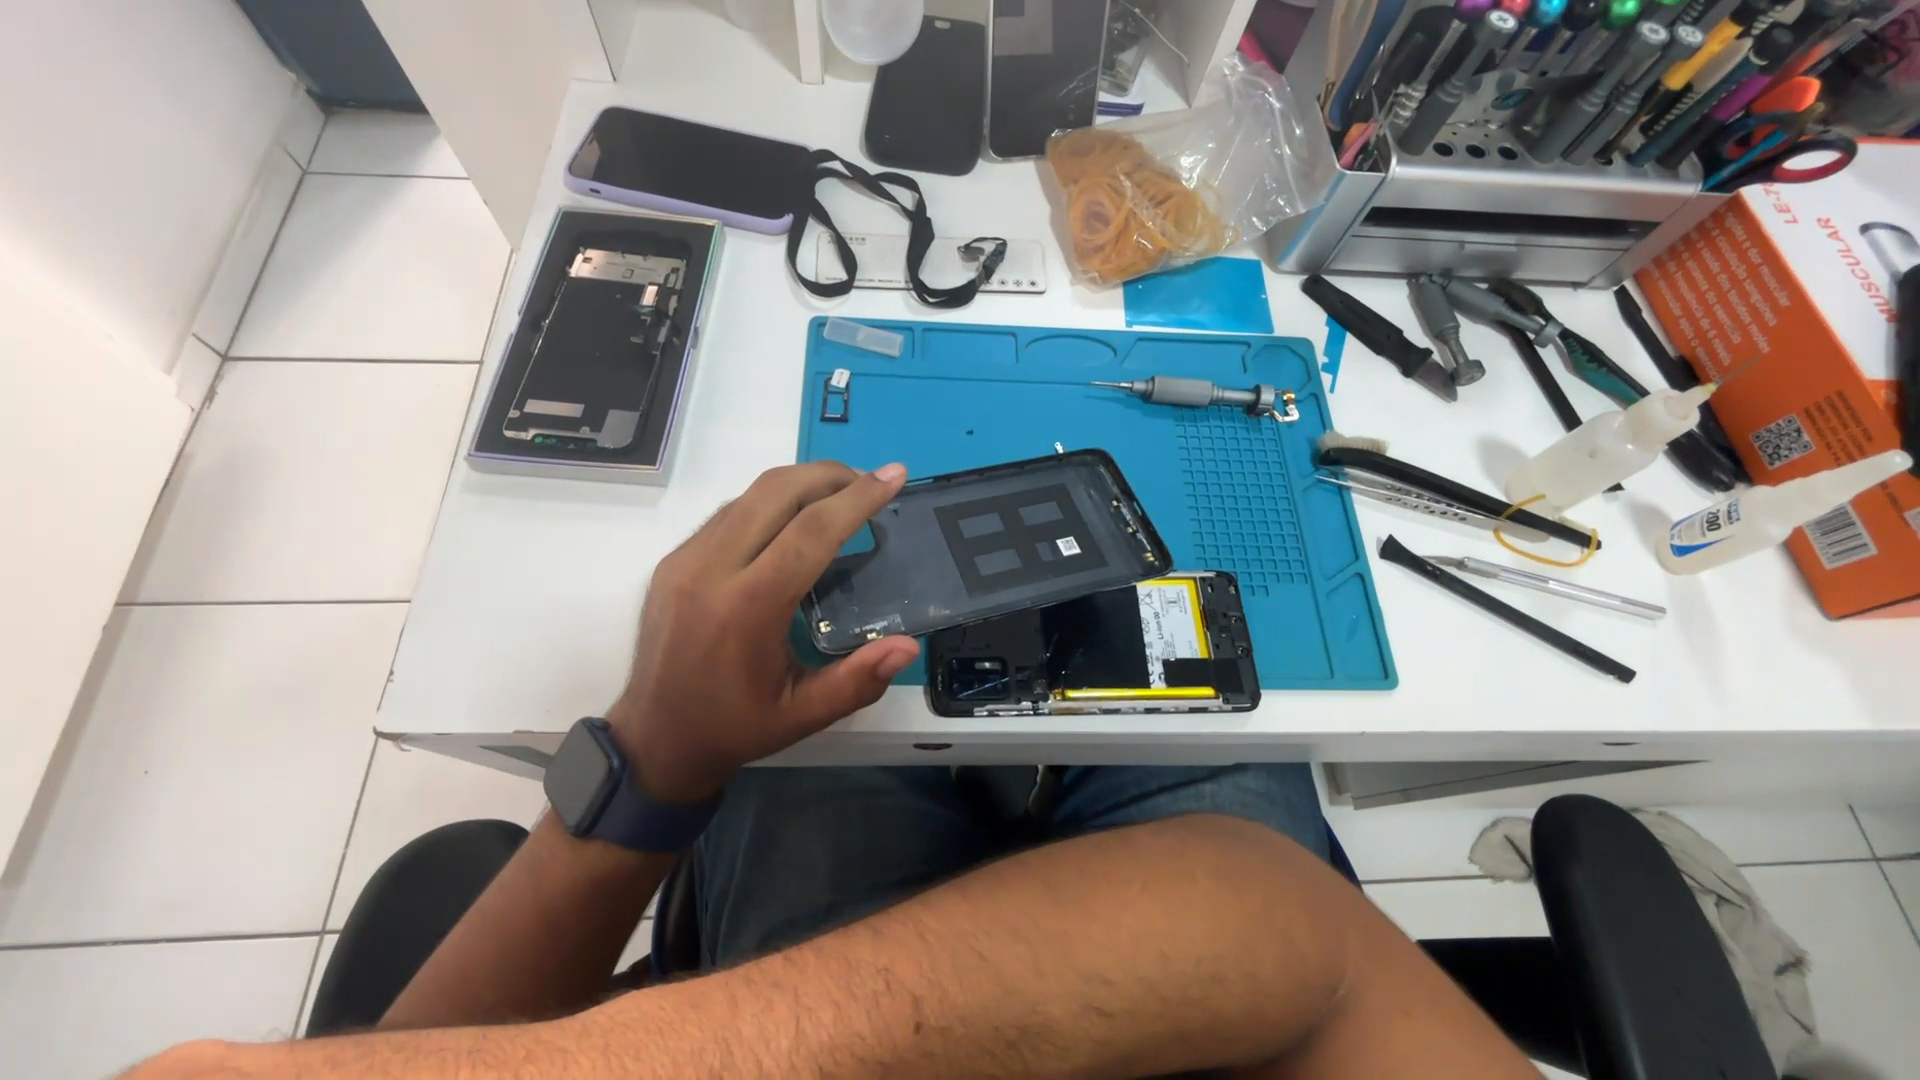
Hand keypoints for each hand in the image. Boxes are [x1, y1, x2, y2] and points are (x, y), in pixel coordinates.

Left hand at [607, 462, 918, 802]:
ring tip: (838, 496)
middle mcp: (710, 569)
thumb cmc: (736, 726)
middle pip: (777, 492)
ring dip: (799, 484)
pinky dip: (769, 502)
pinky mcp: (673, 560)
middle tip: (870, 482)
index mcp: (747, 608)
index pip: (811, 531)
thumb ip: (858, 681)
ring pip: (750, 494)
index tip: (893, 476)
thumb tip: (908, 646)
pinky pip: (728, 512)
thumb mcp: (804, 714)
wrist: (655, 738)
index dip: (858, 499)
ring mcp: (685, 559)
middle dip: (830, 475)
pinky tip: (792, 520)